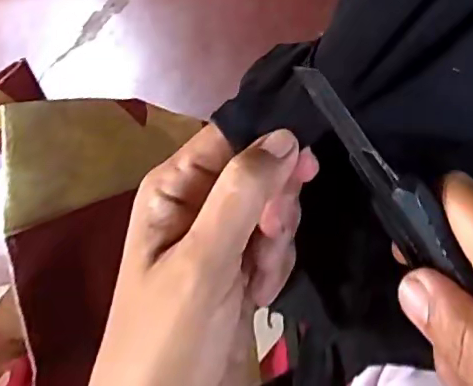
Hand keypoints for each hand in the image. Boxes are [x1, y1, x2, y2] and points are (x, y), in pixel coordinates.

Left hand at [91, 125, 319, 385]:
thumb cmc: (168, 338)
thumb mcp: (203, 261)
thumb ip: (243, 192)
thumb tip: (286, 133)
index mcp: (176, 186)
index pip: (235, 134)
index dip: (272, 144)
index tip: (303, 168)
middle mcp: (198, 202)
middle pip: (263, 169)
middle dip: (276, 204)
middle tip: (272, 234)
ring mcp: (221, 236)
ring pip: (276, 204)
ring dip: (278, 240)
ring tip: (258, 279)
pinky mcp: (241, 267)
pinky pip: (278, 240)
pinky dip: (276, 265)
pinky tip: (259, 295)